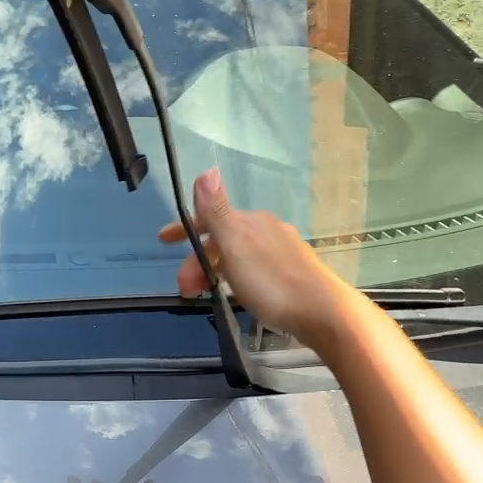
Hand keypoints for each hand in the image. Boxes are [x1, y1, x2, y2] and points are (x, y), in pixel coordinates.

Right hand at [158, 169, 366, 349]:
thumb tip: (206, 171)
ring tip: (203, 294)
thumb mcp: (235, 245)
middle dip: (196, 260)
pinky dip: (231, 276)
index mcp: (250, 222)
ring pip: (235, 255)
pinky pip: (249, 267)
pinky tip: (233, 290)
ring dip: (211, 270)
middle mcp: (266, 230)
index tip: (163, 241)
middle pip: (221, 239)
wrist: (320, 311)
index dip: (185, 228)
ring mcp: (280, 250)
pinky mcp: (289, 272)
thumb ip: (217, 212)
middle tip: (185, 289)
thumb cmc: (270, 281)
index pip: (210, 218)